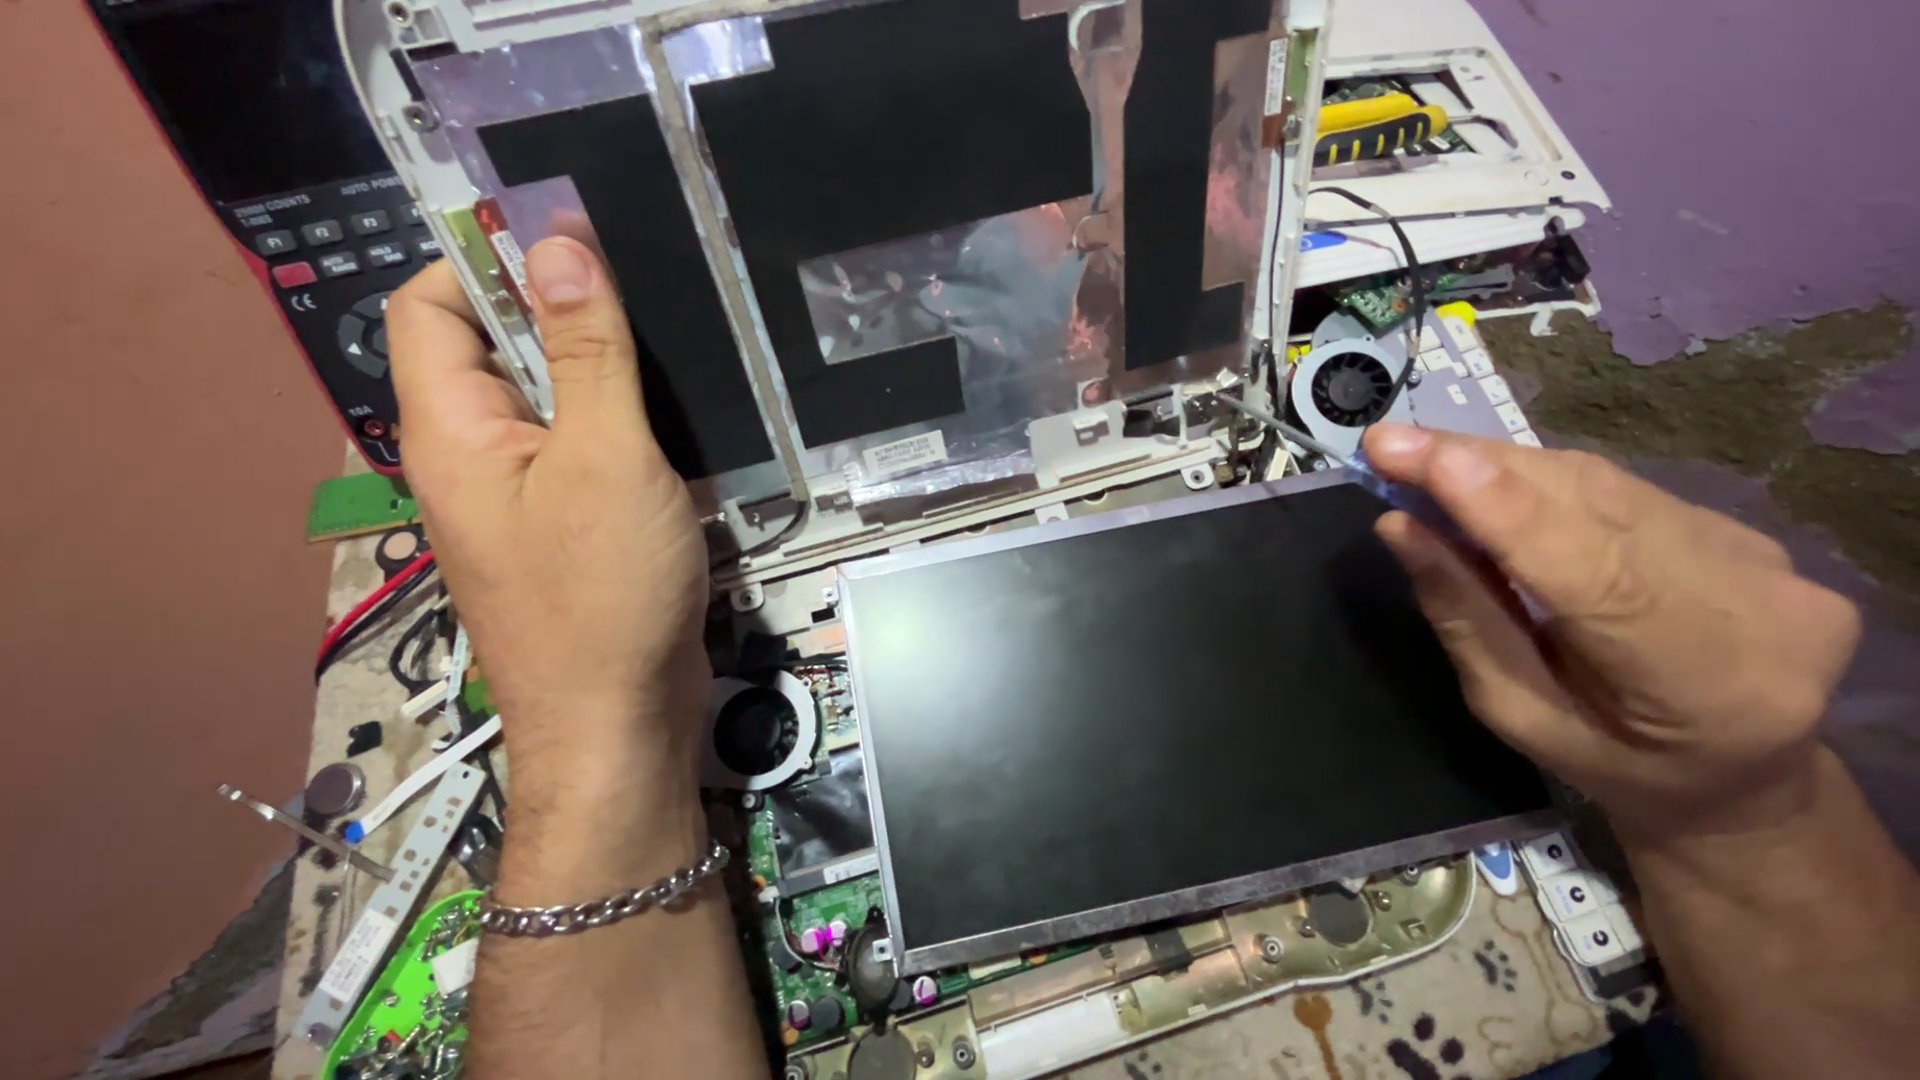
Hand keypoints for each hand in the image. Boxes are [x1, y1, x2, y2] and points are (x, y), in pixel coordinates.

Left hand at [386, 238, 708, 818]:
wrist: (622, 723)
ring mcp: (529, 496)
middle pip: (501, 350)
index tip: (570, 235)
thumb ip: (585, 353)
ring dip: (608, 372)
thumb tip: (555, 244)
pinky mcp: (577, 526)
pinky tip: (686, 419)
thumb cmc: (603, 594)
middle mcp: (478, 456)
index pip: (433, 306)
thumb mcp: (605, 459)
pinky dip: (631, 426)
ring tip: (676, 345)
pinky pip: (592, 452)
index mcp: (453, 431)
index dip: (486, 257)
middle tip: (646, 288)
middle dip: (566, 312)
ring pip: (558, 404)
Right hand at [1362, 424, 1861, 843]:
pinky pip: (1626, 490)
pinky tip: (1497, 485)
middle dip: (1480, 469)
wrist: (1743, 773)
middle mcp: (1752, 604)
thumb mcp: (1516, 710)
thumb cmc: (1611, 761)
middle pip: (1592, 506)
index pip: (1589, 569)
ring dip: (1504, 467)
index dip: (1497, 507)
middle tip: (1389, 446)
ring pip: (1606, 485)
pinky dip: (1546, 482)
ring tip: (1426, 459)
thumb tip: (1400, 527)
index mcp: (1698, 680)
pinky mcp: (1752, 534)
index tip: (1410, 455)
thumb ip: (1465, 618)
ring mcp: (1765, 560)